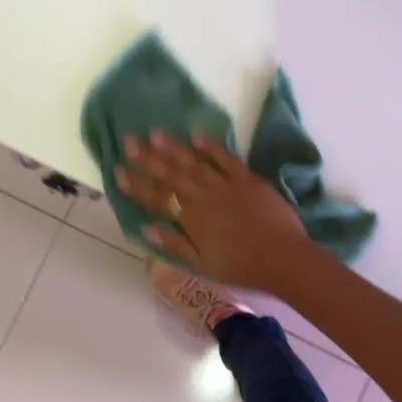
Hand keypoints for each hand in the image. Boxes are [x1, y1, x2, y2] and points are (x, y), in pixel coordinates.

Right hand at [117, 131, 310, 290]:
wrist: (283, 258)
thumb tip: (147, 228)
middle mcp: (204, 198)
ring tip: (156, 133)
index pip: (157, 199)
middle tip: (130, 140)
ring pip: (195, 163)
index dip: (137, 186)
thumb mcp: (202, 265)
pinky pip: (226, 159)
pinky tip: (197, 136)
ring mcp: (227, 185)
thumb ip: (174, 245)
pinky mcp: (249, 179)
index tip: (118, 171)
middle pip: (172, 175)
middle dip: (149, 158)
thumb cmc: (241, 267)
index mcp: (191, 220)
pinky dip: (211, 147)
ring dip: (174, 148)